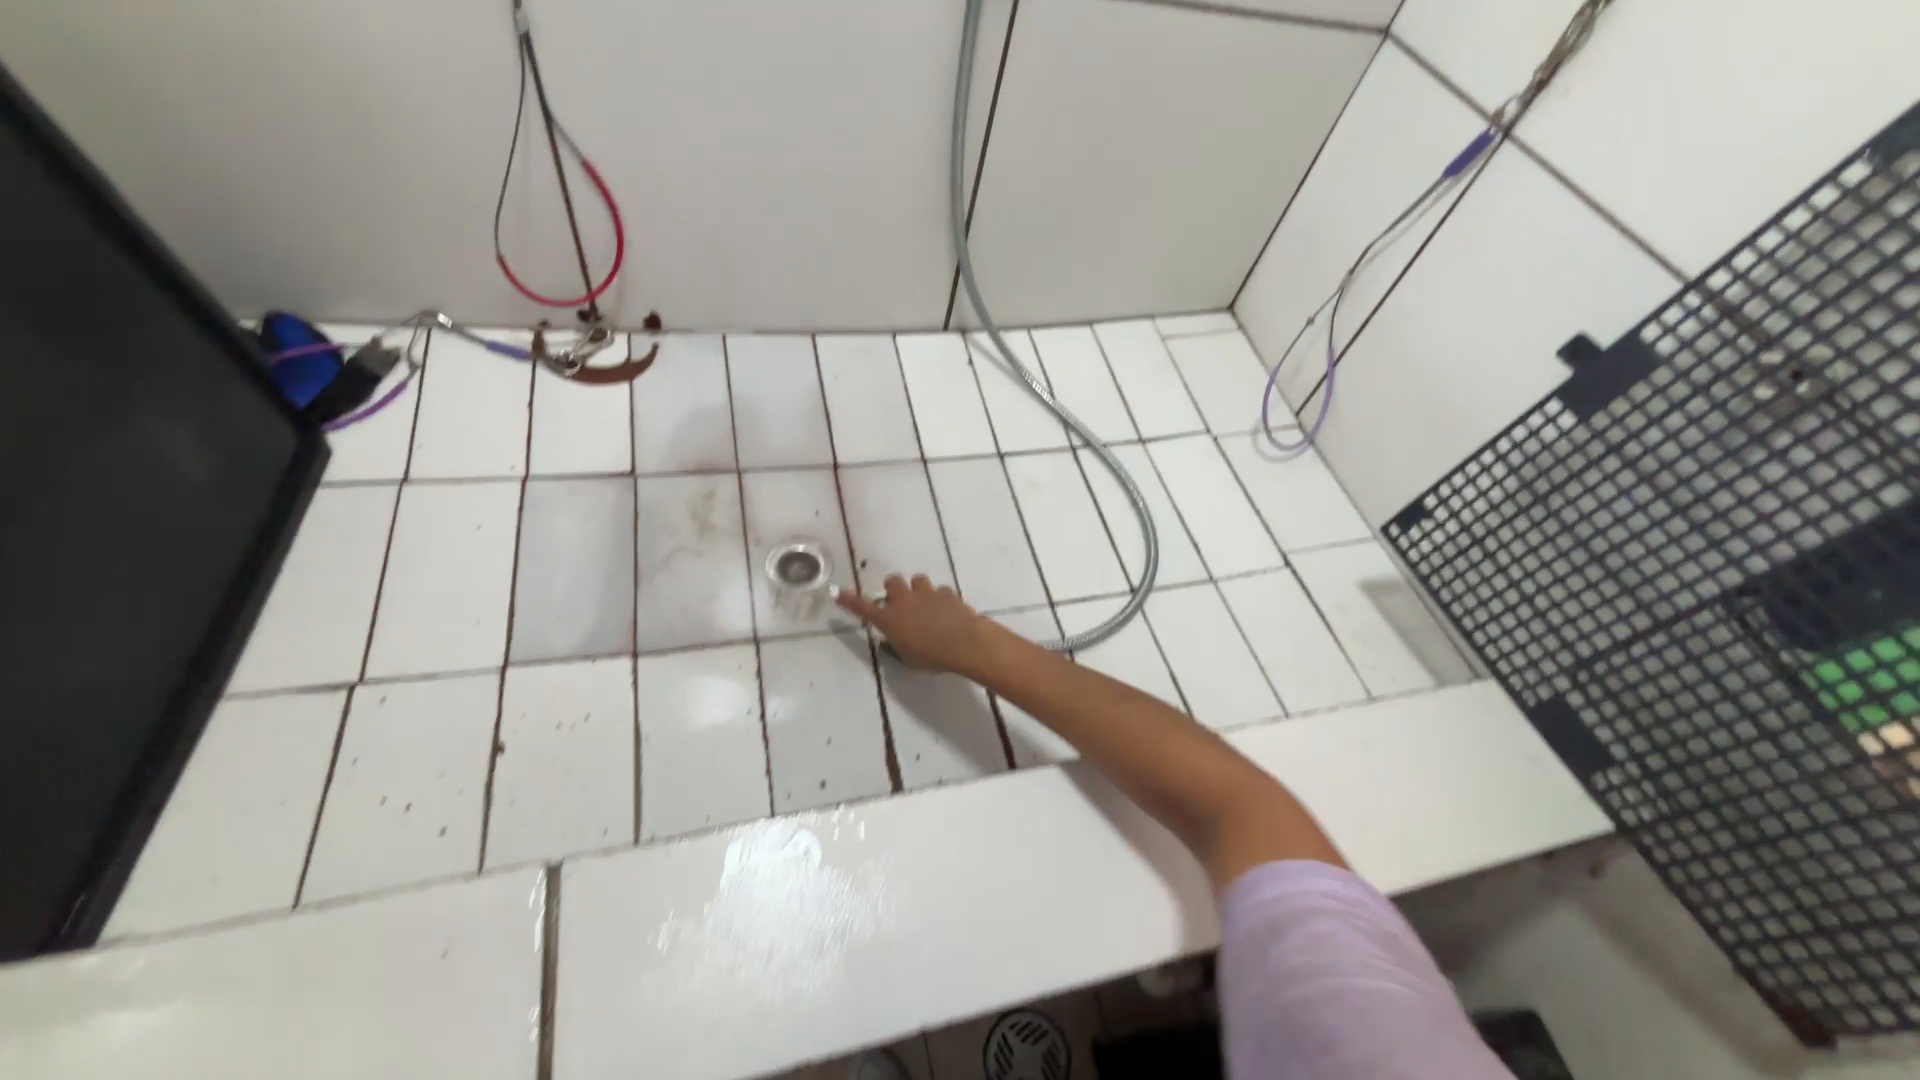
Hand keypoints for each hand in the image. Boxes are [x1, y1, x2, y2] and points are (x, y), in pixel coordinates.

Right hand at [834, 574, 997, 676]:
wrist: (964, 643)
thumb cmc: (932, 657)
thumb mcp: (908, 660)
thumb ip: (895, 649)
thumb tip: (888, 643)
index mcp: (890, 619)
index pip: (863, 607)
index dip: (850, 600)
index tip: (839, 593)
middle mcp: (905, 601)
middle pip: (892, 581)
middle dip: (894, 589)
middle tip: (900, 602)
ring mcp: (926, 593)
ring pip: (917, 580)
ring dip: (917, 590)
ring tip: (925, 604)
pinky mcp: (946, 592)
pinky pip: (939, 590)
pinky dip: (940, 598)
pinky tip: (946, 611)